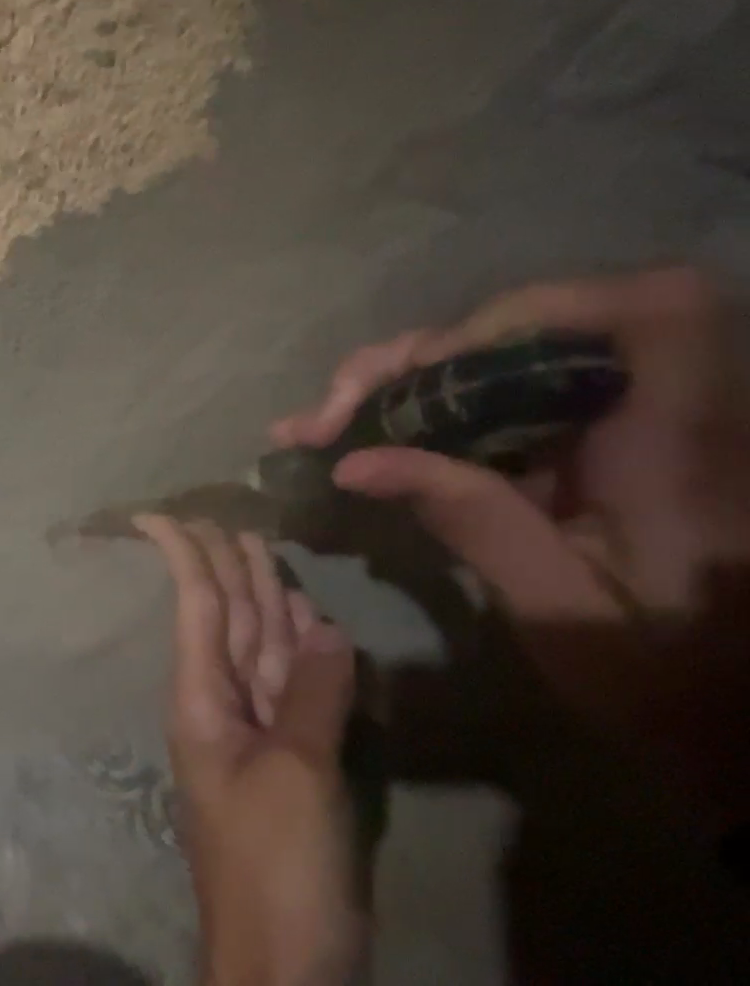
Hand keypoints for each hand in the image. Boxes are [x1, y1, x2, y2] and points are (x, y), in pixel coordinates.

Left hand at [133, 516, 365, 985]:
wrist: (283, 953)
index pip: (194, 608)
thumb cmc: (275, 862)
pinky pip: (291, 692)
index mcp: (203, 699)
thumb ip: (309, 695)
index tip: (154, 513)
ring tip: (264, 552)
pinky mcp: (290, 764)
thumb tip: (323, 627)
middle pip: (227, 621)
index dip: (180, 557)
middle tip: (231, 517)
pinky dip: (300, 655)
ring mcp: (256, 734)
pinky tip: (308, 625)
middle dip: (227, 568)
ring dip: (263, 600)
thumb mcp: (294, 773)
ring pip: (259, 650)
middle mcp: (222, 705)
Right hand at [273, 265, 749, 817]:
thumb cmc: (663, 676)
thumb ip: (469, 520)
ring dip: (403, 383)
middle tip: (331, 412)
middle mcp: (655, 415)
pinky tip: (359, 439)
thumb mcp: (558, 608)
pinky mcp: (583, 450)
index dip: (542, 309)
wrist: (732, 721)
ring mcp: (616, 431)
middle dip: (419, 358)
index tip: (436, 361)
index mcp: (677, 446)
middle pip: (538, 329)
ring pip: (501, 360)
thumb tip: (355, 462)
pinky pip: (496, 401)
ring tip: (321, 424)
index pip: (652, 311)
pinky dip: (421, 412)